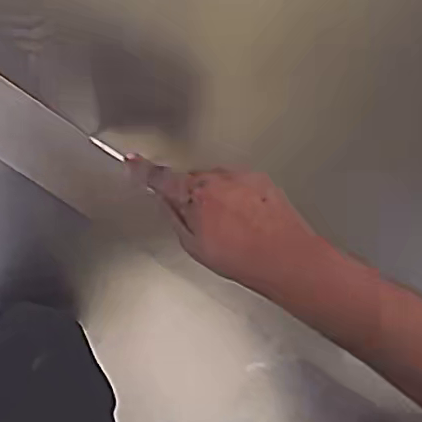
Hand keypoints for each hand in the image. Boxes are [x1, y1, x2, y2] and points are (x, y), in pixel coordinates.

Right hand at [129, 161, 335, 287]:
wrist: (289, 259)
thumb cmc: (243, 258)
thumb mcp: (193, 245)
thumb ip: (173, 217)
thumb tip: (164, 202)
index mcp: (192, 195)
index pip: (160, 177)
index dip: (142, 170)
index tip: (132, 162)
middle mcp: (215, 180)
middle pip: (189, 180)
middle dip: (190, 195)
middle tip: (202, 222)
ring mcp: (239, 177)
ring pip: (214, 180)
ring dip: (216, 196)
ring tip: (231, 226)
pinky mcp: (260, 179)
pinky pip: (237, 182)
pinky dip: (237, 195)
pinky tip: (247, 219)